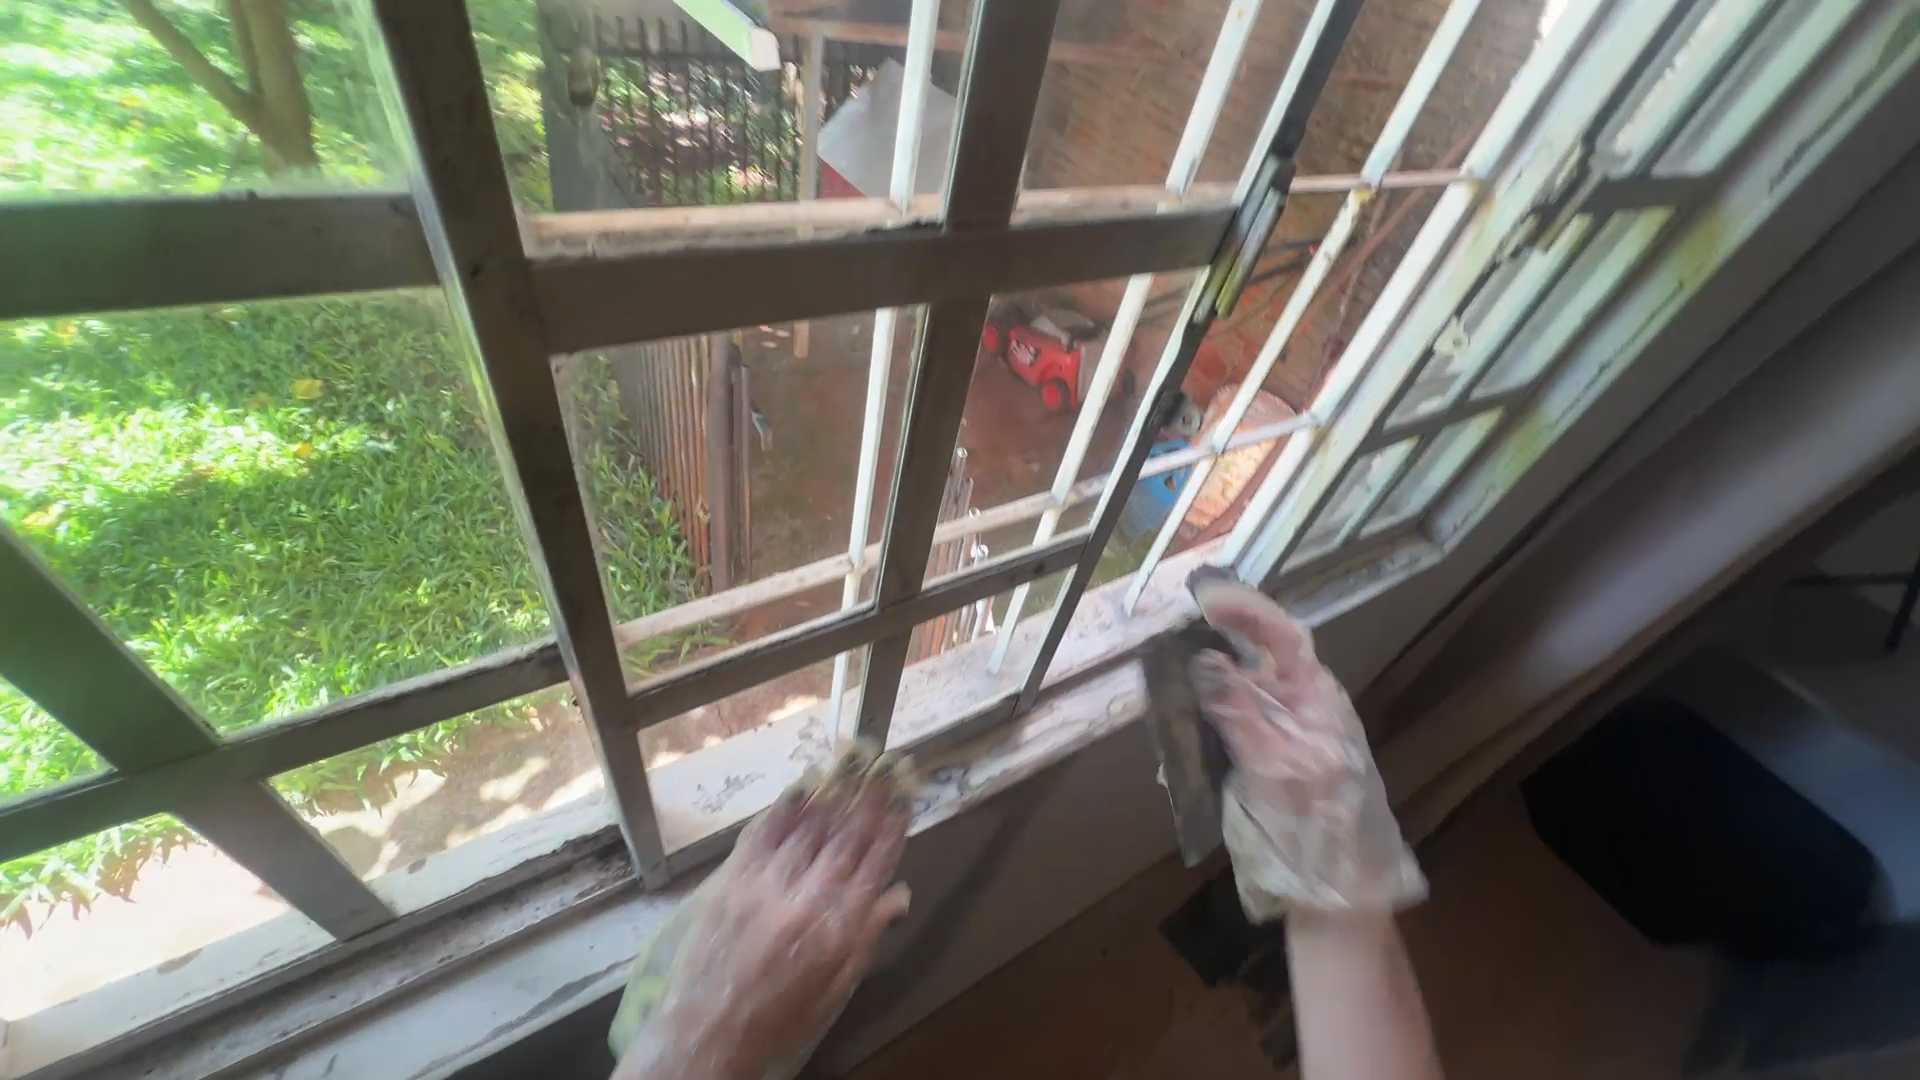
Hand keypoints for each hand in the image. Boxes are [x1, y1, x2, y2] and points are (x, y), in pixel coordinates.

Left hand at [615, 746, 912, 1079]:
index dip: (894, 828)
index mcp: (839, 930)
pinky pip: (765, 832)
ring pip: (810, 827)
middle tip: (886, 765)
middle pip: (847, 837)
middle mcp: (808, 900)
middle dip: (870, 798)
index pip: (876, 865)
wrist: (707, 1034)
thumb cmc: (780, 1018)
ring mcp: (769, 884)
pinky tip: (803, 784)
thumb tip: (900, 893)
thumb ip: (868, 936)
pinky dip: (786, 805)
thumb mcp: (836, 988)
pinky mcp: (735, 878)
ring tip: (853, 762)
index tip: (906, 797)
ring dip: (835, 791)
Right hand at [1190, 577, 1423, 918]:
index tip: (1205, 597)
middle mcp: (1294, 703)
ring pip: (1232, 686)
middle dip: (1213, 636)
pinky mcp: (1254, 752)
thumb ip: (1241, 713)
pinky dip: (1195, 714)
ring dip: (1198, 676)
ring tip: (1161, 672)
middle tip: (1171, 627)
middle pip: (1253, 654)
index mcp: (1315, 698)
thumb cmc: (1320, 828)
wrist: (1332, 892)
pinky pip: (1220, 719)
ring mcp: (1274, 728)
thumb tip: (1202, 663)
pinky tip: (1170, 720)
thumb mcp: (1278, 767)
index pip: (1284, 636)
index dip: (1247, 610)